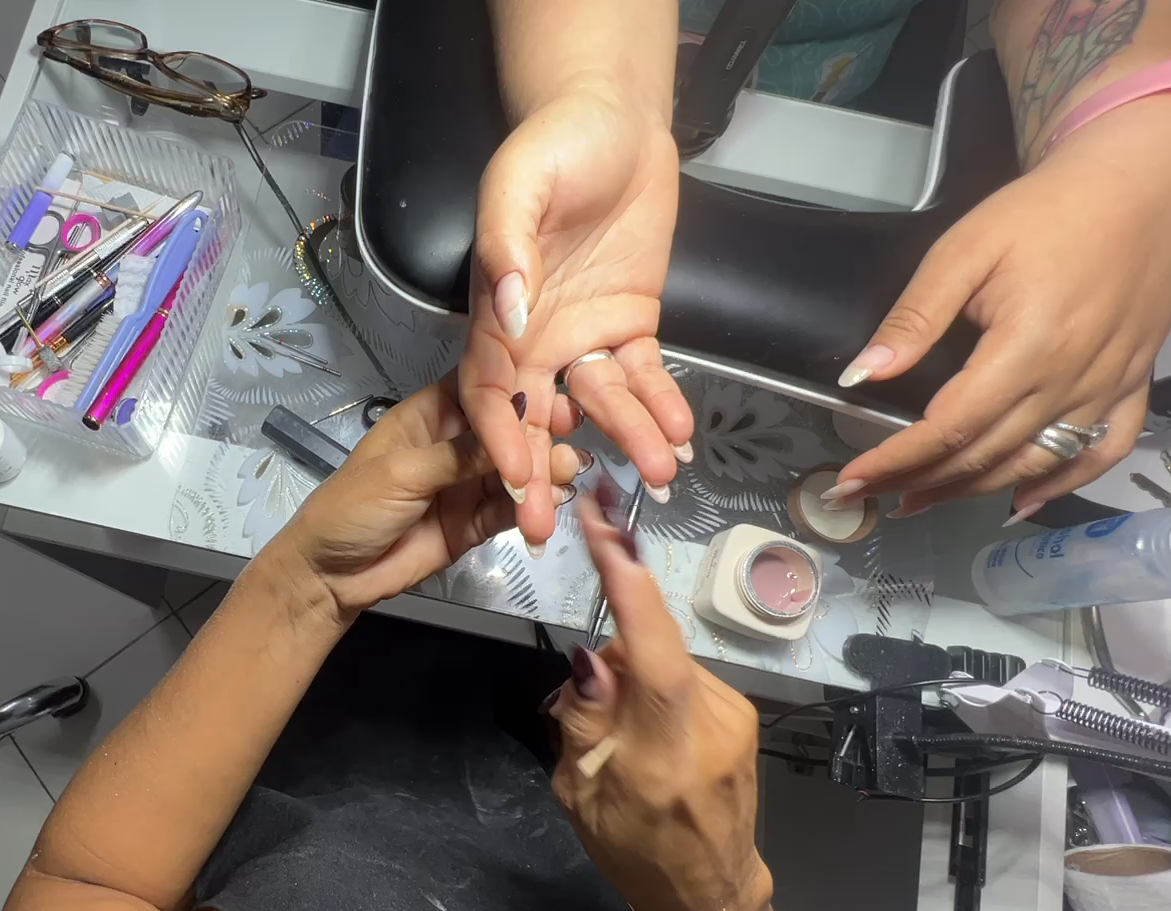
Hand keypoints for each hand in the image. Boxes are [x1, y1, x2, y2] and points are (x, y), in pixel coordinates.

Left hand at [268, 378, 583, 619]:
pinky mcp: (474, 523)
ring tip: (569, 470)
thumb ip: (458, 455)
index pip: (480, 391)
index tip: (552, 390)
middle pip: (506, 433)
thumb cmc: (352, 509)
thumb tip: (514, 423)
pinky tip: (556, 500)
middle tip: (571, 431)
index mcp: (430, 417)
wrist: (331, 575)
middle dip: (537, 433)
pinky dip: (532, 507)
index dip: (515, 388)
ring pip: (515, 473)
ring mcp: (466, 485)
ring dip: (543, 471)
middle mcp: (454, 446)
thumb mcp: (401, 473)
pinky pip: (509, 510)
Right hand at [462, 86, 694, 547]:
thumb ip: (505, 250)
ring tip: (656, 474)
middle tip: (544, 529)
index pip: (491, 391)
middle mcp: (535, 341)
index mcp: (498, 318)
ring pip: (600, 404)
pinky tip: (679, 436)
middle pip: (534, 418)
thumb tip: (509, 315)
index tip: (519, 478)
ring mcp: (583, 338)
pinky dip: (661, 405)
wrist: (614, 121)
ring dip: (625, 439)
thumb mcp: (515, 187)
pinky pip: (644, 375)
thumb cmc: (553, 146)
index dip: (500, 437)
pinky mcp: (629, 326)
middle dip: (540, 472)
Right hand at [547, 482, 770, 910]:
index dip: (629, 584)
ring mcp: (735, 717)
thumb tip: (589, 653)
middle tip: (585, 705)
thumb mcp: (578, 792)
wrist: (710, 895)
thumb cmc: (631, 851)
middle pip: (650, 645)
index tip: (605, 527)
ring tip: (622, 732)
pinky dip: (654, 686)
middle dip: (611, 656)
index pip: (653, 651)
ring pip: (664, 657)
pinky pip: (682, 673)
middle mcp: (712, 726)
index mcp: (662, 755)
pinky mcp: (742, 714)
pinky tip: (649, 731)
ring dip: (632, 675)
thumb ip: (582, 717)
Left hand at [831, 94, 1170, 520]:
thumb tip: (859, 377)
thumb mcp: (962, 252)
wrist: (1151, 177)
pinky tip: (1019, 502)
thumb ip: (912, 320)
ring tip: (913, 503)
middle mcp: (1074, 378)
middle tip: (862, 497)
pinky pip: (1104, 448)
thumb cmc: (1046, 211)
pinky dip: (1061, 481)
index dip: (893, 462)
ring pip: (1034, 461)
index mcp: (1029, 348)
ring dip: (970, 491)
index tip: (847, 481)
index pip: (947, 428)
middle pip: (983, 454)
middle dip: (914, 483)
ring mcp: (1111, 383)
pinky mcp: (1135, 378)